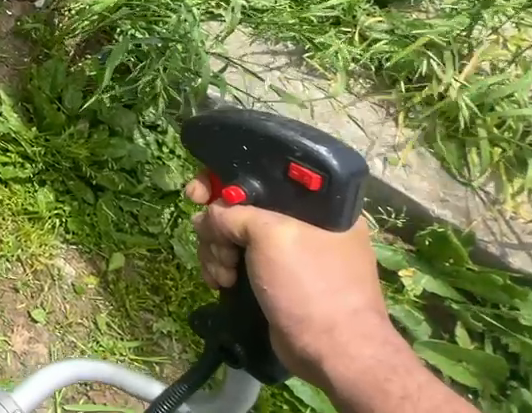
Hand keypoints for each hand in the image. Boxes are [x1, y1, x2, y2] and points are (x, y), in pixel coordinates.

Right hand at [183, 177, 396, 390]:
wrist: (334, 353)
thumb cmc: (310, 285)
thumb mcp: (269, 234)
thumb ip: (229, 213)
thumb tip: (207, 220)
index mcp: (318, 209)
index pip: (258, 178)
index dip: (220, 181)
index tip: (197, 194)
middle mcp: (304, 227)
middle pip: (236, 207)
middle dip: (216, 226)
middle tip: (212, 241)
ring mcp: (288, 255)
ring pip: (230, 235)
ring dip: (215, 251)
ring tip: (223, 274)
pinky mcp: (273, 277)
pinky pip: (234, 258)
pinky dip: (221, 266)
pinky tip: (221, 282)